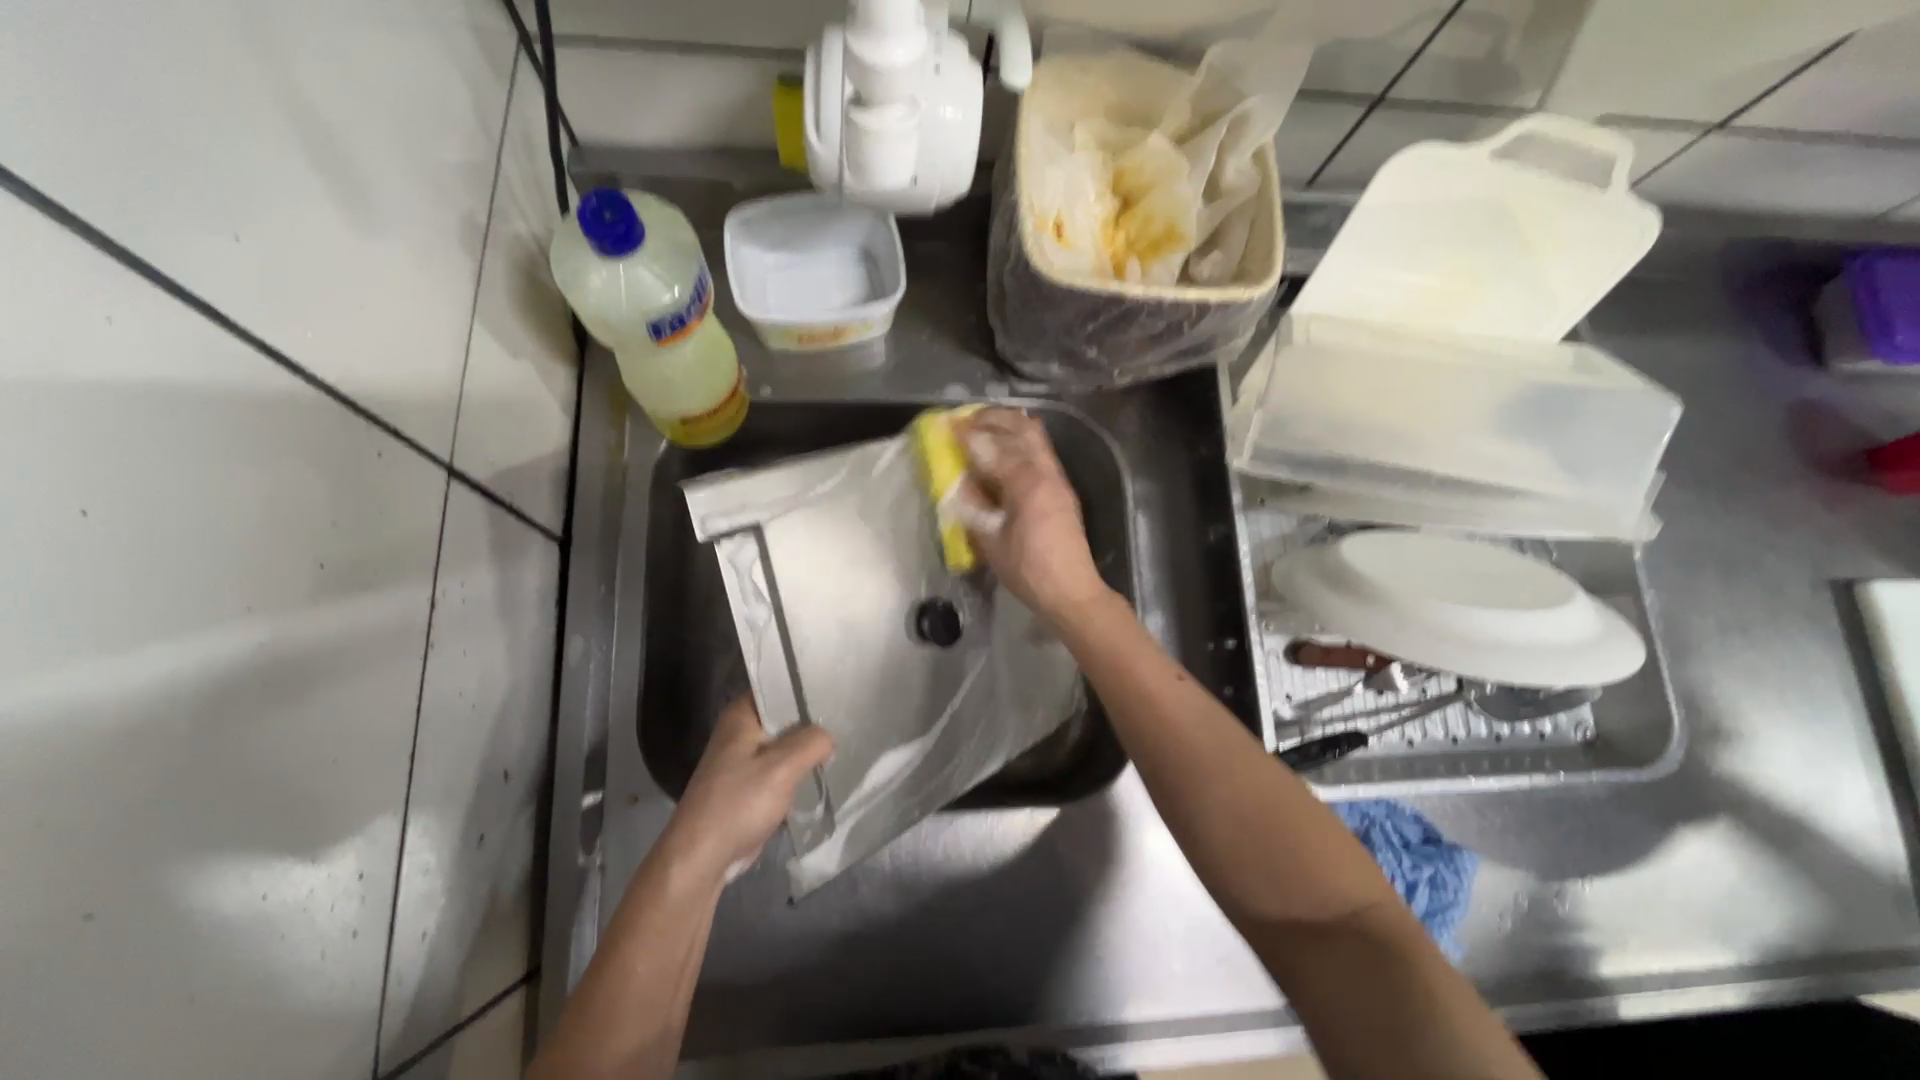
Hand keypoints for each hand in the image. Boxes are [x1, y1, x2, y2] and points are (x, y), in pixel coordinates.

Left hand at [660, 694, 832, 885]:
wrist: (702, 857)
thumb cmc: (738, 804)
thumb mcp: (781, 767)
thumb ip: (811, 743)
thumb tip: (828, 737)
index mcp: (741, 716)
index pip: (777, 685)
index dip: (806, 684)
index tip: (840, 687)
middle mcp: (740, 733)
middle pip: (784, 716)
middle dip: (813, 720)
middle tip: (851, 716)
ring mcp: (744, 761)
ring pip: (785, 746)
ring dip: (808, 749)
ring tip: (845, 742)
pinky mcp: (749, 787)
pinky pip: (781, 771)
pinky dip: (799, 772)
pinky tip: (825, 773)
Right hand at [956, 408, 1114, 622]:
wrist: (1072, 590)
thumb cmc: (1028, 571)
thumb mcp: (991, 543)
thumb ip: (974, 508)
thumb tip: (959, 484)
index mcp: (1027, 485)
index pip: (993, 448)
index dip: (969, 435)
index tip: (948, 426)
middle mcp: (1046, 473)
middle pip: (1022, 429)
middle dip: (993, 419)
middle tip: (968, 419)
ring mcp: (1058, 479)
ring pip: (1035, 437)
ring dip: (1009, 426)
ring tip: (984, 426)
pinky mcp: (1062, 488)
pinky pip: (1040, 452)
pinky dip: (1020, 441)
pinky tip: (1005, 448)